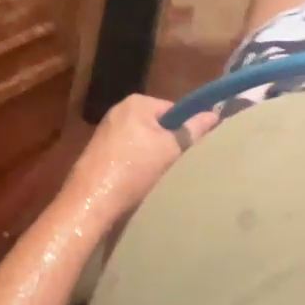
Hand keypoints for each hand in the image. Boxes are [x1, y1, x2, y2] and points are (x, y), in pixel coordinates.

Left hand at [61, 95, 216, 223]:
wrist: (90, 202)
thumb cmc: (134, 169)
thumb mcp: (170, 149)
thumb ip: (193, 130)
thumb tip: (214, 113)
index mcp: (137, 102)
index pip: (172, 109)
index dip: (183, 129)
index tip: (186, 150)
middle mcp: (118, 110)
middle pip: (155, 124)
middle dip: (165, 142)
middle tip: (172, 164)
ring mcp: (104, 130)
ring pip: (140, 139)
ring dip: (149, 154)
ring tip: (153, 176)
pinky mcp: (95, 151)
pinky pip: (124, 151)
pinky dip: (133, 163)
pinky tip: (135, 181)